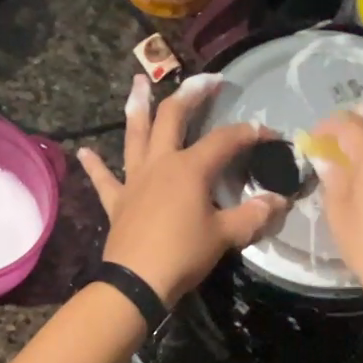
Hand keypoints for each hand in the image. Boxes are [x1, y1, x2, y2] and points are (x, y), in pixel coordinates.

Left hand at [77, 73, 288, 305]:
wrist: (137, 282)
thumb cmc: (183, 255)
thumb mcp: (225, 236)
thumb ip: (253, 216)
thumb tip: (279, 202)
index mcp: (190, 168)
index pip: (226, 140)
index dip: (250, 133)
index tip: (270, 134)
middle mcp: (160, 163)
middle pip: (174, 117)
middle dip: (192, 94)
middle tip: (206, 80)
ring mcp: (134, 180)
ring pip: (135, 135)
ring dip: (137, 107)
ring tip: (138, 82)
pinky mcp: (117, 202)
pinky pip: (103, 179)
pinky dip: (94, 166)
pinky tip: (83, 152)